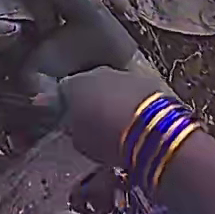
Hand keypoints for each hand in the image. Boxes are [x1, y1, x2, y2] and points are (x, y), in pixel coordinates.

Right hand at [57, 67, 174, 168]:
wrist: (151, 129)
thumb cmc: (105, 136)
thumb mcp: (80, 141)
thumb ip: (74, 129)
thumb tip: (74, 126)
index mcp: (72, 84)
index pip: (63, 92)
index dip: (68, 107)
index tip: (73, 122)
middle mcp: (95, 72)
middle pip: (90, 85)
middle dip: (94, 100)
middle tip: (98, 122)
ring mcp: (124, 74)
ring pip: (115, 86)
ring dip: (116, 100)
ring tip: (122, 124)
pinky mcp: (150, 80)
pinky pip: (136, 92)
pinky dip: (137, 103)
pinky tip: (141, 121)